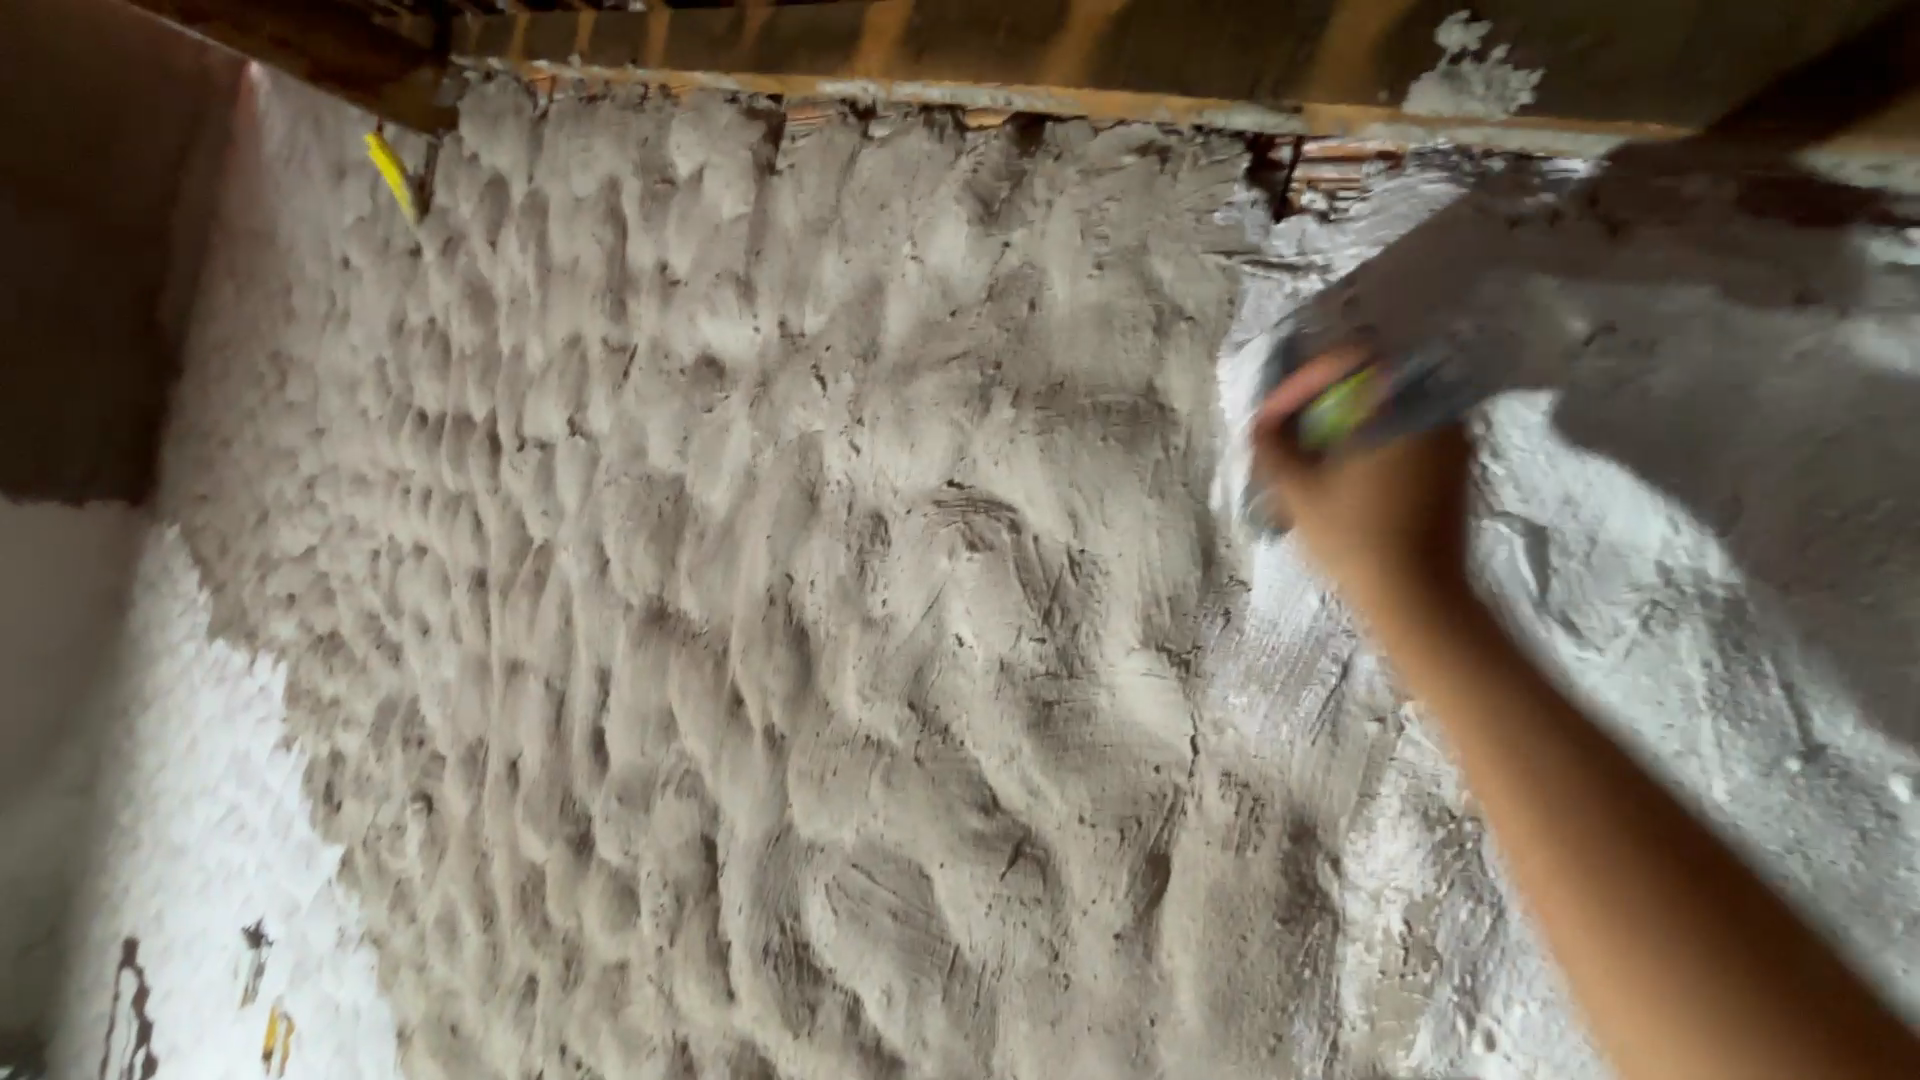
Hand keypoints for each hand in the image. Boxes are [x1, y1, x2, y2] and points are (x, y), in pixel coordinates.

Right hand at [1251, 350, 1474, 613]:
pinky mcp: (1455, 468)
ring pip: (1388, 411)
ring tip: (1312, 455)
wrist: (1417, 596)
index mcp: (1401, 407)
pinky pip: (1406, 434)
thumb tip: (1262, 421)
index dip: (1306, 378)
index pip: (1351, 359)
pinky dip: (1371, 441)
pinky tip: (1344, 473)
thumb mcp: (1297, 489)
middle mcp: (1437, 412)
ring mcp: (1453, 441)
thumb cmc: (1354, 538)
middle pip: (1370, 383)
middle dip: (1323, 402)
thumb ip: (1272, 444)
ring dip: (1346, 424)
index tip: (1278, 411)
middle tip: (1291, 430)